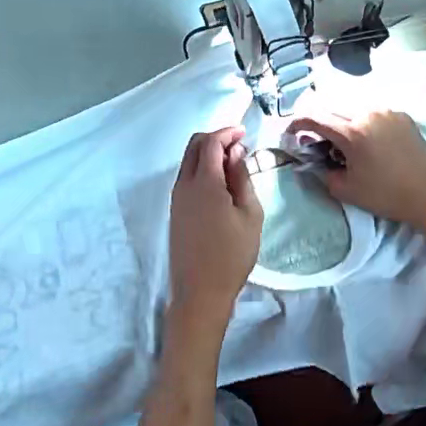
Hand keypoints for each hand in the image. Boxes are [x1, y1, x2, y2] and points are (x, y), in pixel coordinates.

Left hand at [167, 127, 262, 331]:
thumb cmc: (232, 254)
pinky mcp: (175, 211)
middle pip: (194, 146)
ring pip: (187, 161)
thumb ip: (242, 177)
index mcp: (203, 182)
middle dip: (215, 138)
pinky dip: (201, 168)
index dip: (227, 132)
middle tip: (239, 145)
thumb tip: (236, 152)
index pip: (210, 142)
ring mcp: (176, 198)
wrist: (201, 293)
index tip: (244, 133)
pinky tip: (220, 182)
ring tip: (233, 163)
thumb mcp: (250, 214)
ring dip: (207, 153)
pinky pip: (186, 177)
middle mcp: (184, 185)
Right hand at [286, 108, 425, 234]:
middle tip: (314, 134)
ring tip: (342, 135)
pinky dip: (364, 119)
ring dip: (341, 116)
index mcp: (351, 132)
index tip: (292, 132)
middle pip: (332, 106)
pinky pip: (374, 110)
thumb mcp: (345, 189)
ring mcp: (387, 111)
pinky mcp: (402, 115)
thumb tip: (313, 159)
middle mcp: (368, 114)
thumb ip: (322, 172)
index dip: (297, 123)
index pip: (314, 117)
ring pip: (353, 105)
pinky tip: (367, 135)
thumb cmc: (384, 195)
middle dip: (318, 118)